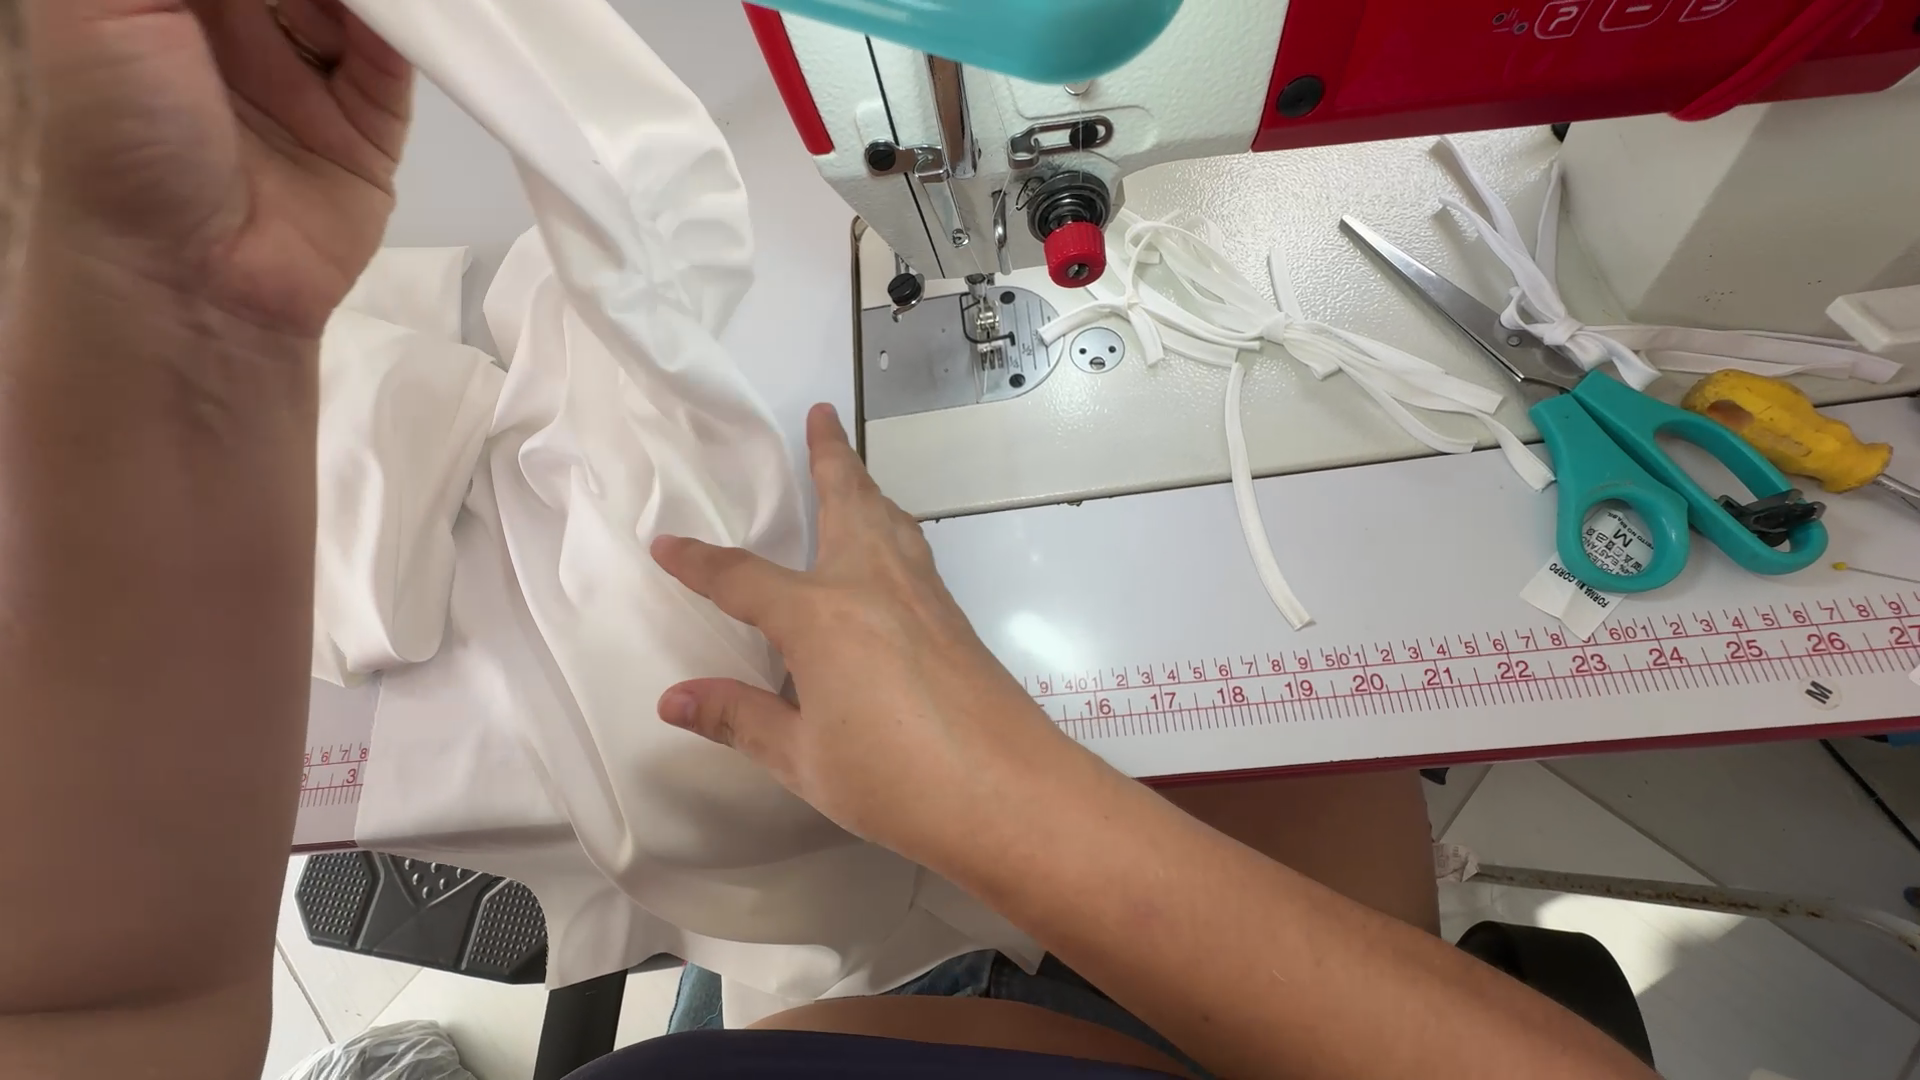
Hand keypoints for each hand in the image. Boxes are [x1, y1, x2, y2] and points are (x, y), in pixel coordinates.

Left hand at [29, 0, 411, 338]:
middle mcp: (234, 30)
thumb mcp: (102, 5)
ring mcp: (307, 83)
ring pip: (351, 13)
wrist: (198, 272)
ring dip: (370, 0)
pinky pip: (391, 74)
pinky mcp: (368, 134)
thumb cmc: (123, 132)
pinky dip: (407, 43)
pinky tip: (413, 23)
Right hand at [651, 405, 1076, 859]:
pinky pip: (913, 548)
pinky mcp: (953, 614)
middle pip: (847, 501)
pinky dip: (892, 526)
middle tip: (822, 413)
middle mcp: (873, 584)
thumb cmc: (896, 779)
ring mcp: (922, 594)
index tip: (667, 545)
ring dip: (867, 484)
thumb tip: (673, 699)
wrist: (1007, 790)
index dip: (699, 563)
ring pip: (889, 518)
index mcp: (822, 616)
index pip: (743, 579)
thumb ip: (740, 719)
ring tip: (854, 469)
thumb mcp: (804, 758)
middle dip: (829, 454)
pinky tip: (890, 547)